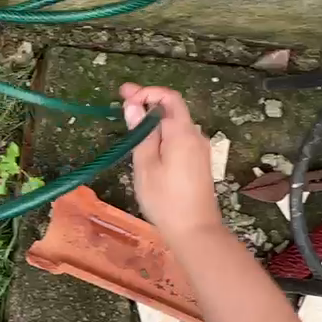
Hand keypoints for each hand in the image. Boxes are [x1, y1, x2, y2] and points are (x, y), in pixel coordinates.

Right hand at [120, 83, 222, 238]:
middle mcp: (195, 136)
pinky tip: (148, 144)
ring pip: (176, 124)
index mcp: (182, 133)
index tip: (124, 94)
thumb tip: (133, 106)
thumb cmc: (165, 199)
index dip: (147, 91)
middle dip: (148, 102)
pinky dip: (162, 133)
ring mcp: (199, 149)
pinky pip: (179, 138)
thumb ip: (141, 133)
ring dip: (154, 119)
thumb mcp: (145, 165)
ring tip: (131, 125)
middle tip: (122, 103)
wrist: (195, 230)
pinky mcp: (198, 162)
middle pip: (173, 109)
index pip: (169, 98)